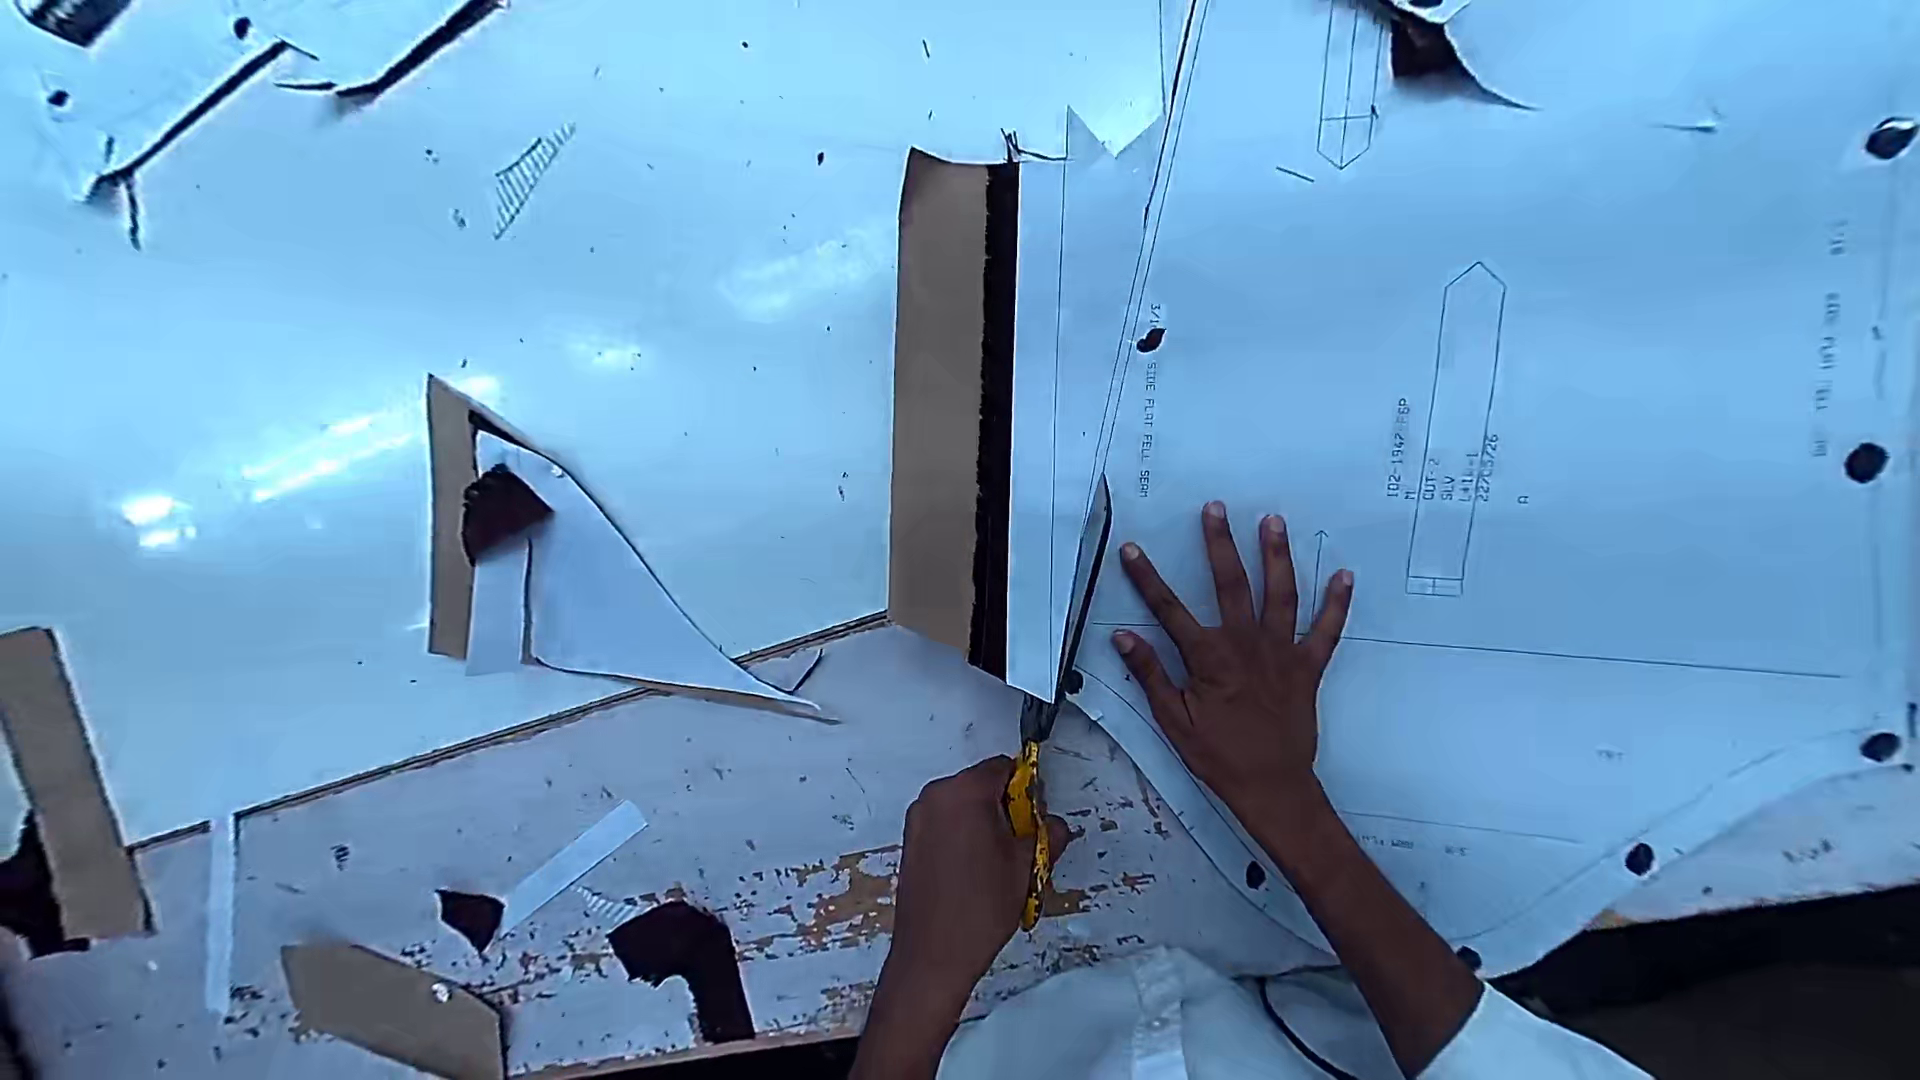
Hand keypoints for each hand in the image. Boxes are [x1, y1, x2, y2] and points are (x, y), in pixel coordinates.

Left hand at [888, 757, 1071, 1003]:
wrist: (933, 956)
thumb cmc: (983, 905)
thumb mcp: (1027, 865)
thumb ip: (1048, 831)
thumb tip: (1054, 822)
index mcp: (965, 791)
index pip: (1002, 767)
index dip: (1025, 787)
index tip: (1034, 817)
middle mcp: (936, 793)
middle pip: (980, 783)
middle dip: (1003, 805)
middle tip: (1018, 843)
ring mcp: (918, 815)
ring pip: (961, 802)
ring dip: (981, 819)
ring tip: (994, 861)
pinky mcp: (909, 836)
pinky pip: (943, 819)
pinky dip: (960, 831)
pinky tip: (970, 869)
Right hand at [1111, 502, 1352, 815]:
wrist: (1272, 787)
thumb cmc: (1217, 754)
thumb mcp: (1172, 719)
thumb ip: (1150, 674)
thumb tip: (1122, 637)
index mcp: (1208, 657)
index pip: (1168, 609)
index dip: (1147, 578)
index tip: (1132, 550)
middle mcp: (1245, 644)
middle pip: (1230, 585)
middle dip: (1219, 544)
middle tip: (1215, 509)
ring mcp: (1281, 652)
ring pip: (1280, 595)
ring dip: (1276, 556)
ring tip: (1273, 521)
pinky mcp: (1308, 667)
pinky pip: (1326, 631)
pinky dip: (1337, 604)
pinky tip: (1344, 575)